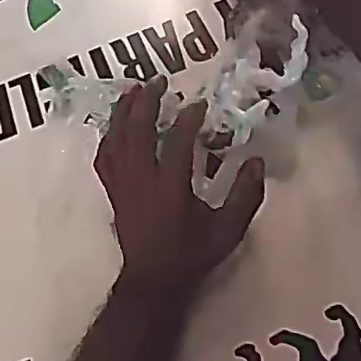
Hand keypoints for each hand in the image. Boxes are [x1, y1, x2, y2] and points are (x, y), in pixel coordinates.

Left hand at [95, 76, 265, 298]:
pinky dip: (108, 135)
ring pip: (116, 139)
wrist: (152, 279)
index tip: (198, 103)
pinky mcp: (111, 189)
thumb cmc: (191, 253)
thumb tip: (256, 161)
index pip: (177, 143)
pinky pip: (104, 155)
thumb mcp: (227, 230)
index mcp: (170, 188)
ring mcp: (121, 183)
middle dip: (146, 102)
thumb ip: (245, 195)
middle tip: (158, 81)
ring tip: (133, 89)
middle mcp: (140, 180)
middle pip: (138, 131)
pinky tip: (115, 124)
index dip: (187, 119)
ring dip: (124, 111)